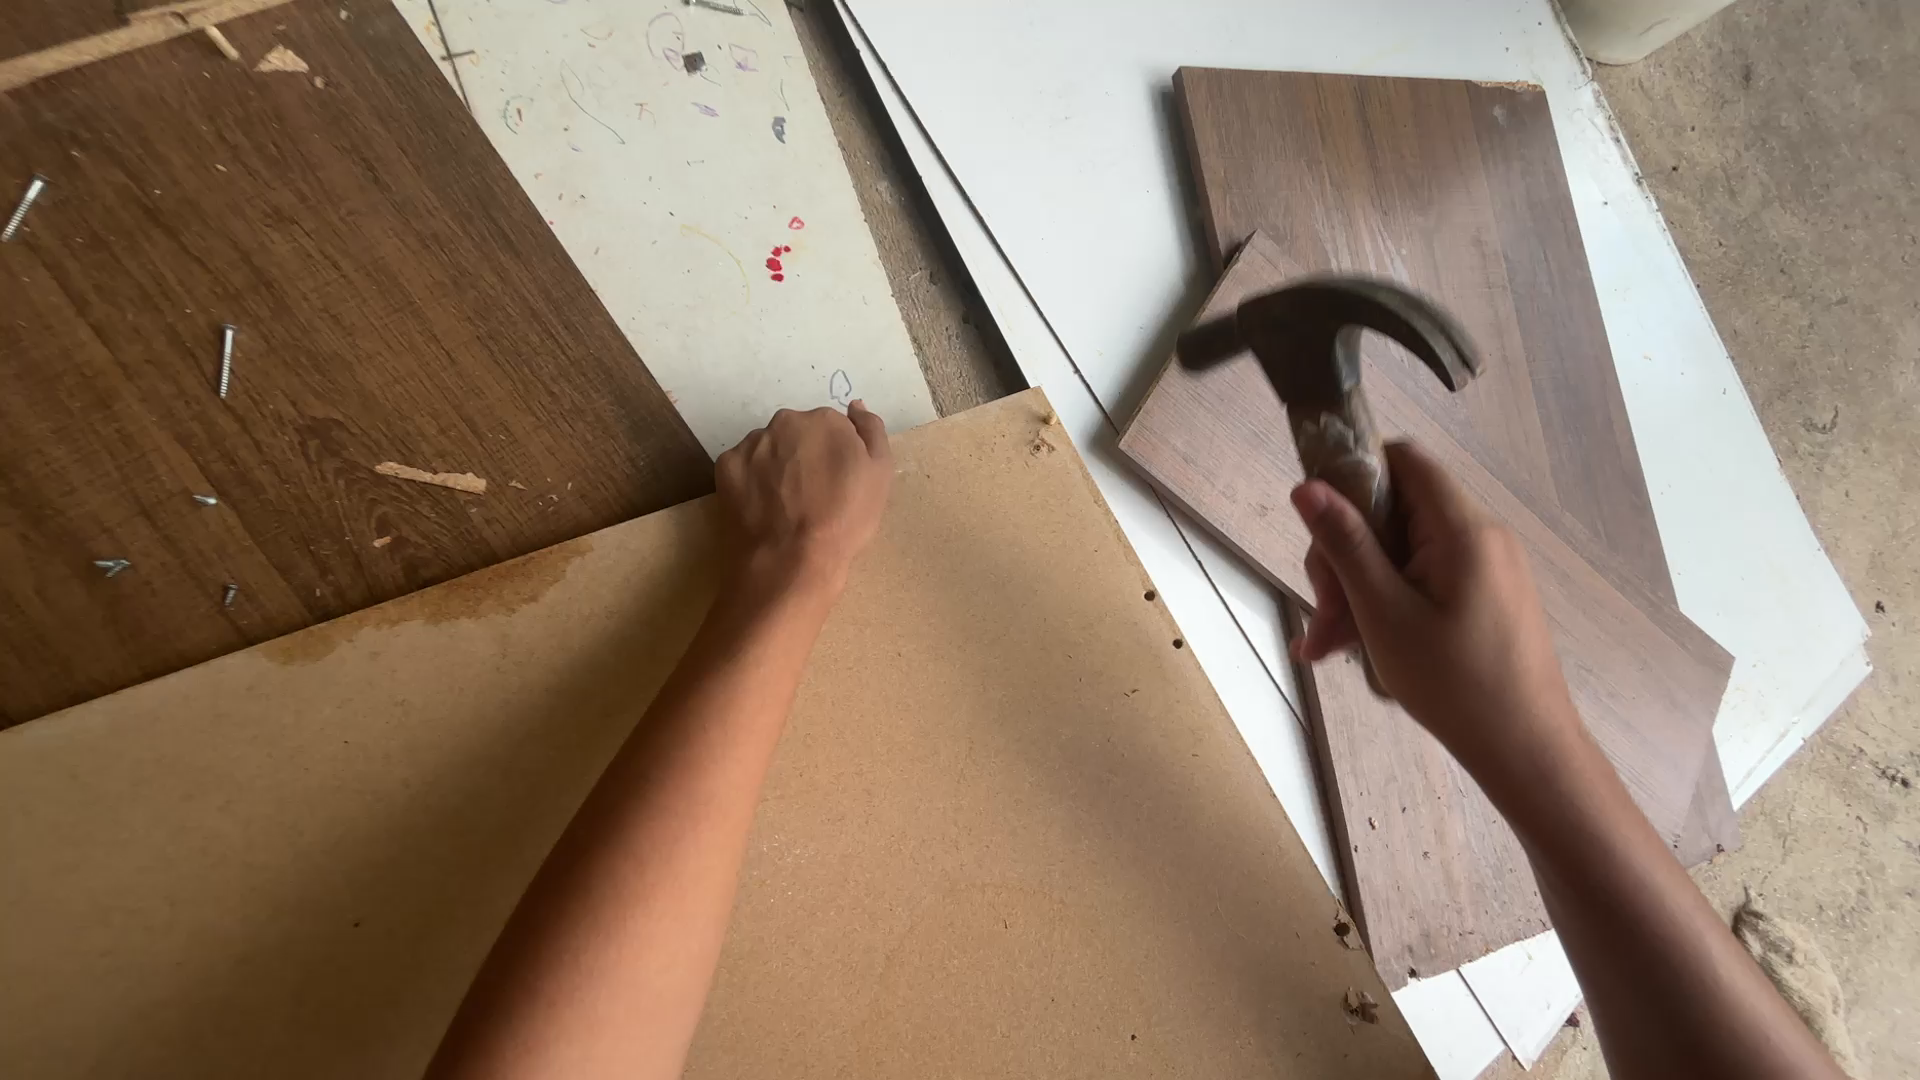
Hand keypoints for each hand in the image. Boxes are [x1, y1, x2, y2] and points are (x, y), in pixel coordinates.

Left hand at [715, 401, 892, 589]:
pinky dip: (752, 481)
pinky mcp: (726, 467)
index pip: (834, 428)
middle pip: (799, 433)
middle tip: (813, 494)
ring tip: (786, 504)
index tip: (838, 483)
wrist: (791, 560)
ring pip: (769, 449)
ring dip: (778, 466)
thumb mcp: (880, 474)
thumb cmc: (844, 519)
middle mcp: (785, 422)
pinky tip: (764, 506)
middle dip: (805, 455)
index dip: (837, 456)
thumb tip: (856, 406)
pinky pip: (744, 467)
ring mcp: (751, 443)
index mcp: (824, 420)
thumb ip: (871, 430)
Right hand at [1289, 441, 1579, 780]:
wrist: (1526, 752)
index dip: (1353, 473)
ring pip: (1396, 552)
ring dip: (1353, 587)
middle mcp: (1477, 536)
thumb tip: (1306, 486)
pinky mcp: (1478, 594)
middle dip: (1343, 554)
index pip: (1404, 460)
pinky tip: (1346, 644)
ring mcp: (1479, 567)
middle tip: (1321, 607)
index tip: (1316, 517)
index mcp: (1462, 530)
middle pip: (1390, 513)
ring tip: (1325, 641)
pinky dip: (1379, 602)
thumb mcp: (1383, 611)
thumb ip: (1345, 543)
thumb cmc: (1453, 682)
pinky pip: (1415, 579)